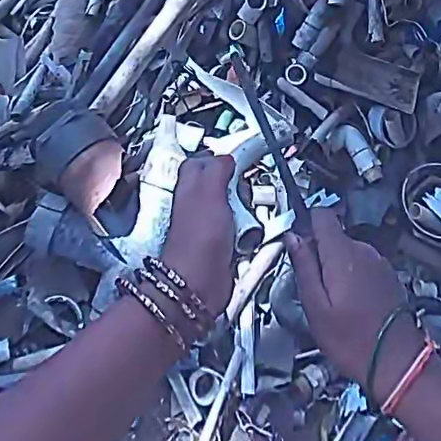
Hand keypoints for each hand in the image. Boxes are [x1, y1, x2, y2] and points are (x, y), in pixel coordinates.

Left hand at [158, 152, 236, 314]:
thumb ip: (218, 168)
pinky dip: (250, 232)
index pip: (204, 160)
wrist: (200, 284)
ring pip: (237, 206)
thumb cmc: (198, 238)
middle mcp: (198, 203)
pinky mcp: (224, 244)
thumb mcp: (209, 191)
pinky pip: (244, 230)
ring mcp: (211, 224)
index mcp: (190, 184)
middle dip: (240, 187)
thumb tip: (227, 157)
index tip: (240, 161)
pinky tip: (249, 236)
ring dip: (247, 211)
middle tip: (244, 193)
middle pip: (226, 183)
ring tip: (247, 217)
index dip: (221, 158)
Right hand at [285, 209, 423, 396]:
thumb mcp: (316, 307)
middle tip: (314, 288)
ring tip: (334, 302)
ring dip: (337, 269)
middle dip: (320, 255)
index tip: (299, 245)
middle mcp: (363, 251)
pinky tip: (351, 306)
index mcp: (342, 253)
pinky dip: (353, 279)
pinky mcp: (387, 277)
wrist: (400, 366)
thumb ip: (303, 267)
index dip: (306, 225)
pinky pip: (362, 266)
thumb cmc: (355, 342)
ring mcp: (378, 263)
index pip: (321, 215)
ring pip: (347, 252)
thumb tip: (293, 239)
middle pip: (333, 235)